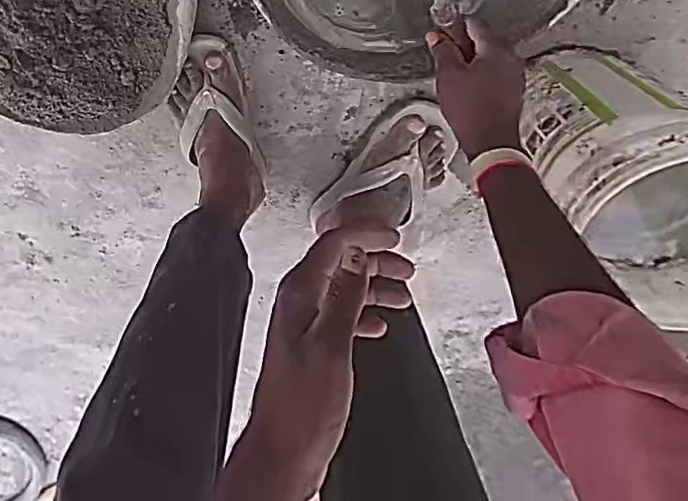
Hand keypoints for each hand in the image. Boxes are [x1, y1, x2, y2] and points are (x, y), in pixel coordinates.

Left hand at [217, 221, 414, 500]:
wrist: (283, 452)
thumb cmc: (302, 407)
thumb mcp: (332, 346)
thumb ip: (345, 296)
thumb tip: (357, 256)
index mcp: (300, 292)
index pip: (333, 244)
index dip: (364, 234)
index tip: (392, 234)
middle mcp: (299, 301)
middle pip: (339, 262)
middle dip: (374, 258)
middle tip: (404, 263)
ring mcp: (304, 322)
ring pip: (343, 288)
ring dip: (373, 285)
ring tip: (401, 292)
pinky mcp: (312, 343)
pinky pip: (341, 313)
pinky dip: (363, 311)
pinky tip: (378, 322)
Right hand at [428, 16, 525, 156]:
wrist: (490, 142)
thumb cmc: (472, 110)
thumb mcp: (448, 74)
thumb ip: (443, 50)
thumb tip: (437, 37)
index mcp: (496, 49)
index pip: (475, 24)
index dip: (454, 26)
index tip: (442, 32)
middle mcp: (510, 58)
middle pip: (484, 39)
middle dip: (463, 42)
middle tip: (444, 50)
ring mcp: (515, 75)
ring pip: (490, 56)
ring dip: (472, 58)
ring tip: (453, 69)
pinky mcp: (513, 90)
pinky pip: (496, 71)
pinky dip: (481, 71)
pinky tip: (467, 83)